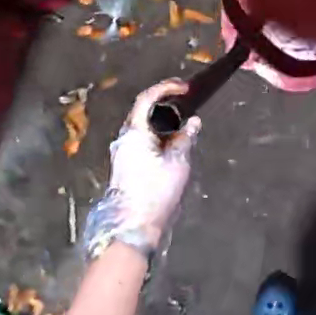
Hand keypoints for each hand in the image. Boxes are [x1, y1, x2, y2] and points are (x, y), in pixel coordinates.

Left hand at [81, 80, 200, 261]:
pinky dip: (156, 134)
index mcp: (134, 132)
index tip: (185, 87)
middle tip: (184, 101)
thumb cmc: (155, 191)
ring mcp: (122, 152)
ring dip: (160, 120)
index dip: (166, 87)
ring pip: (142, 126)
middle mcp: (124, 139)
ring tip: (182, 123)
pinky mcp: (124, 165)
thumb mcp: (178, 162)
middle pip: (142, 111)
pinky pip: (141, 139)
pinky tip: (171, 143)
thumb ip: (186, 138)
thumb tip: (193, 122)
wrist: (132, 227)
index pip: (147, 98)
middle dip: (164, 103)